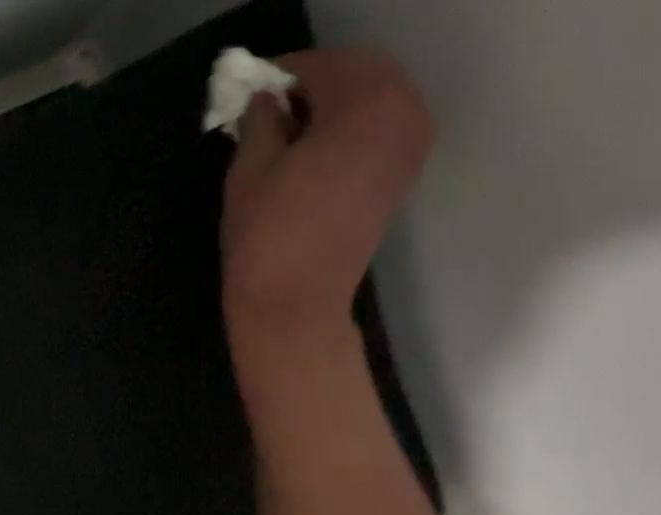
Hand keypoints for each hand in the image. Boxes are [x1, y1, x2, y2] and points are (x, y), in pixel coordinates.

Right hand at [222, 49, 435, 333]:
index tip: (251, 90)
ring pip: (377, 97)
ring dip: (336, 104)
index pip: (322, 66)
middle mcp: (404, 113)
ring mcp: (412, 144)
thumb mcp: (248, 172)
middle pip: (360, 73)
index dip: (283, 75)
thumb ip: (260, 122)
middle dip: (315, 84)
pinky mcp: (404, 173)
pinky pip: (384, 126)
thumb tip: (266, 100)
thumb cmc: (265, 237)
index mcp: (364, 105)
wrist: (295, 302)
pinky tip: (315, 151)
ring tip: (291, 132)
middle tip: (270, 108)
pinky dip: (353, 127)